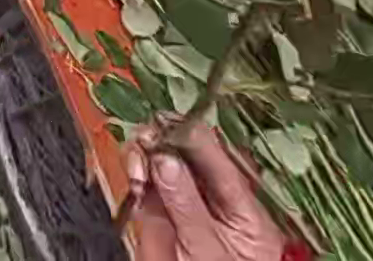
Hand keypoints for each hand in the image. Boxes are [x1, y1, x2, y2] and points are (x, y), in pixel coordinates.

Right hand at [126, 122, 286, 260]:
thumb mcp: (211, 253)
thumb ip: (188, 206)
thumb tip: (165, 158)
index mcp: (237, 197)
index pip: (212, 150)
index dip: (185, 132)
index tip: (163, 125)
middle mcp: (209, 190)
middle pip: (184, 146)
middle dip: (161, 136)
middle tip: (145, 137)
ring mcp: (183, 199)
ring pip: (160, 157)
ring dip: (144, 151)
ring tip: (137, 163)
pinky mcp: (159, 212)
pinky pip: (145, 180)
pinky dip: (135, 170)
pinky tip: (134, 177)